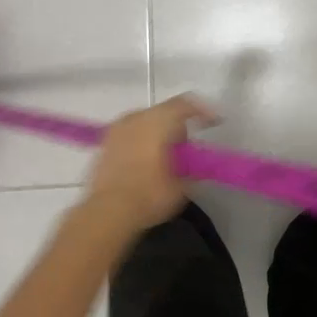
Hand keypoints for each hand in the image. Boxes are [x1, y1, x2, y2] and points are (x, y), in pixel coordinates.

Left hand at [84, 95, 215, 233]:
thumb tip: (196, 162)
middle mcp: (136, 117)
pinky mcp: (103, 144)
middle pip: (163, 112)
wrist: (106, 212)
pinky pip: (129, 135)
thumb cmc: (150, 195)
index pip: (185, 104)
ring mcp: (116, 129)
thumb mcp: (183, 185)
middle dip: (177, 126)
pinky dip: (139, 142)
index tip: (214, 122)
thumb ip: (193, 166)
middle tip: (185, 147)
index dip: (203, 111)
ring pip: (144, 122)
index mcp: (159, 121)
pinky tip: (143, 163)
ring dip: (156, 133)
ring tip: (163, 156)